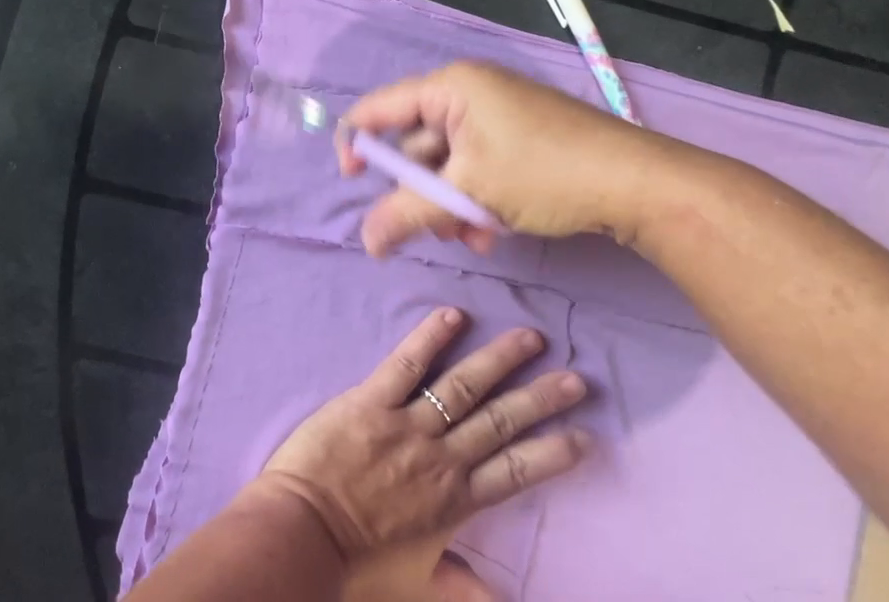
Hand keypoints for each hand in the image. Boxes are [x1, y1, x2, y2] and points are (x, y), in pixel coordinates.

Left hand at [255, 307, 589, 562]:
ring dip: (499, 360)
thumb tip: (497, 599)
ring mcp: (407, 426)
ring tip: (531, 338)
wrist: (302, 532)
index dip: (552, 454)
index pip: (516, 471)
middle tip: (576, 378)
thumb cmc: (357, 561)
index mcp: (456, 500)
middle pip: (501, 422)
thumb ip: (460, 584)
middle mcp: (441, 458)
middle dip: (541, 399)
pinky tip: (453, 315)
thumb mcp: (417, 584)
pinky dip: (429, 338)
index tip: (586, 437)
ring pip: (463, 387)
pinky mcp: (371, 402)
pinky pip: (405, 365)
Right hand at [338, 60, 691, 254]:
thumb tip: (365, 242)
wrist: (639, 185)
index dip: (357, 144)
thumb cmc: (544, 174)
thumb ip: (407, 213)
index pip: (379, 108)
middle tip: (430, 227)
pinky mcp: (519, 139)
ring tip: (471, 236)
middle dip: (418, 191)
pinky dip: (474, 199)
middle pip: (415, 143)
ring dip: (448, 204)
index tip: (351, 183)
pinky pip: (475, 168)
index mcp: (451, 88)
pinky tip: (491, 232)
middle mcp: (469, 93)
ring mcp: (497, 116)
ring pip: (447, 163)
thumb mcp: (467, 194)